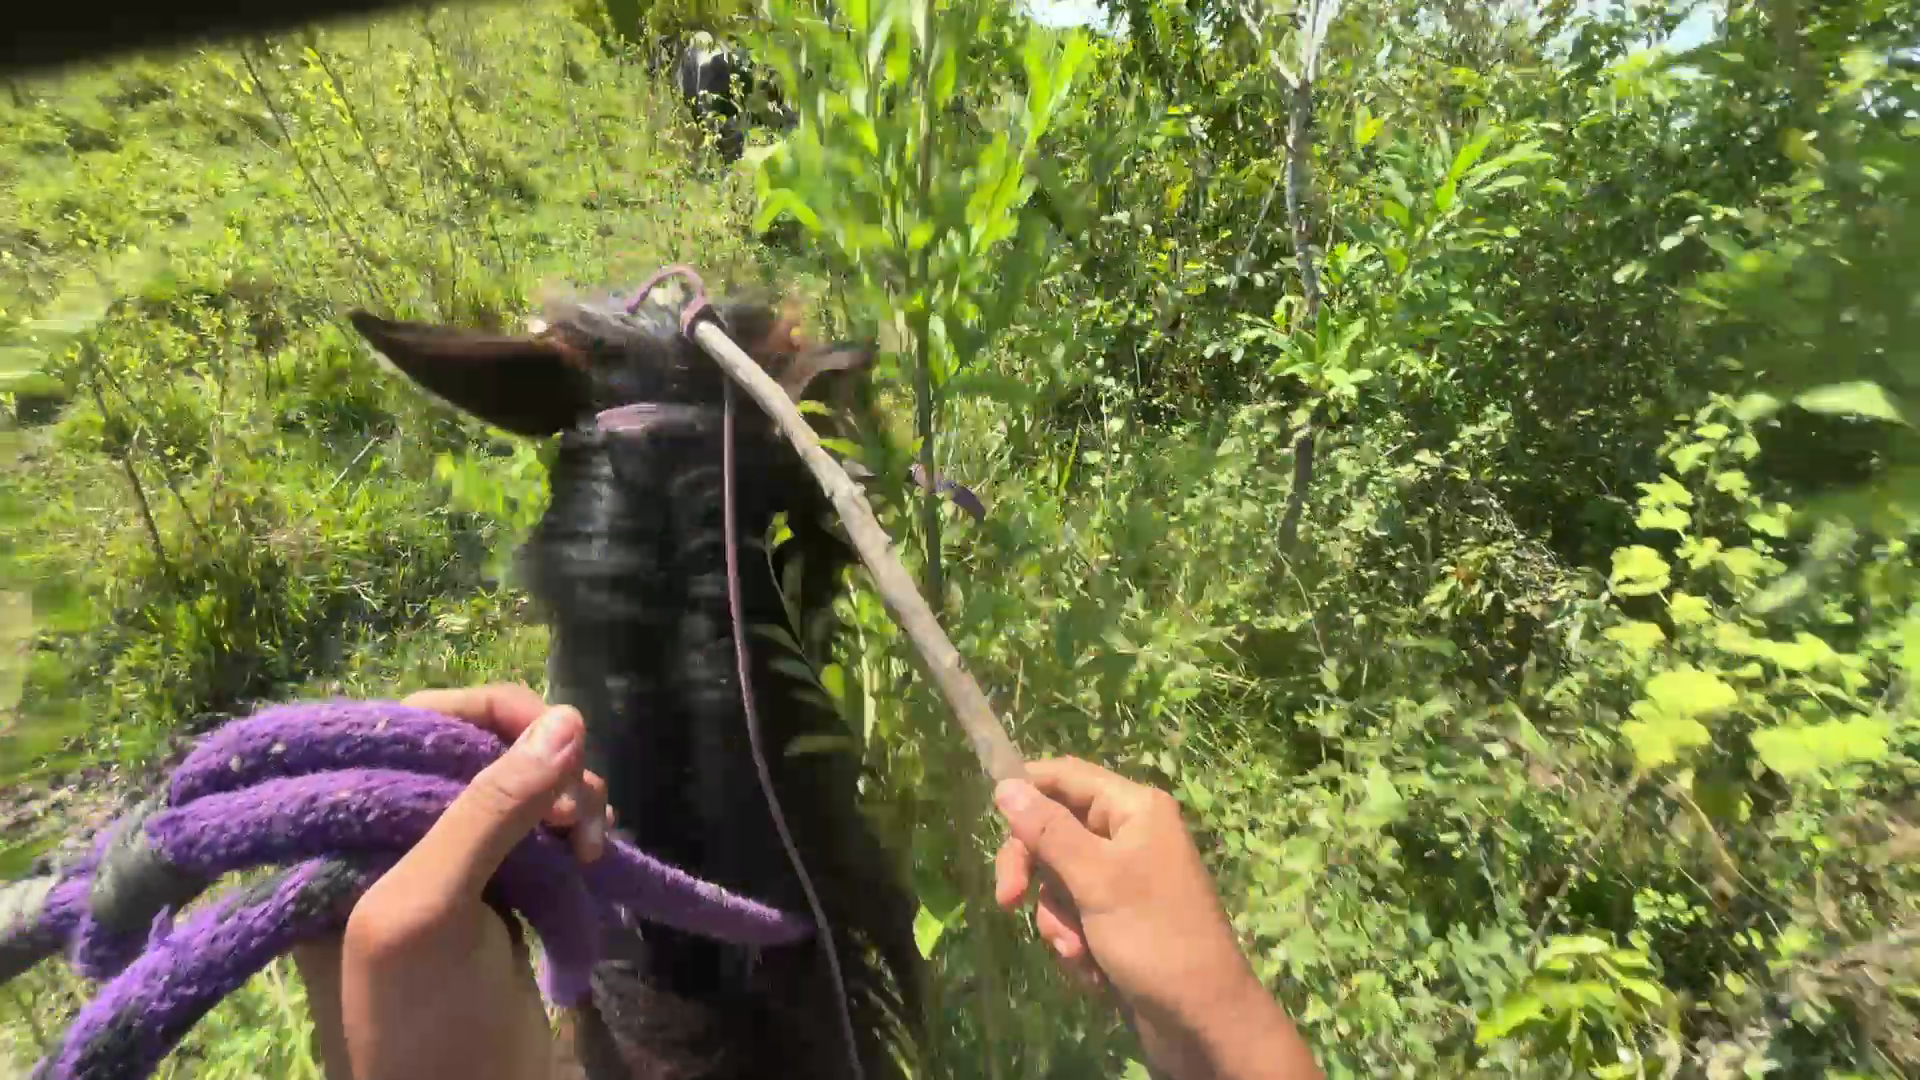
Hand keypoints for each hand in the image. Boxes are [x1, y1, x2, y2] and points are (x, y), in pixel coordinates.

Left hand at [294, 683, 609, 1079]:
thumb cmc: (416, 1018)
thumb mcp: (429, 908)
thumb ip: (487, 810)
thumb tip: (569, 718)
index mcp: (347, 822)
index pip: (420, 718)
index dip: (494, 713)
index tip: (555, 741)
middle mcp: (399, 825)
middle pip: (489, 743)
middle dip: (547, 763)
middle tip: (578, 815)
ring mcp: (458, 851)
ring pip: (531, 777)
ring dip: (575, 796)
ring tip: (594, 845)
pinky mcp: (506, 875)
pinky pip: (552, 816)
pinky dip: (584, 823)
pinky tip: (598, 852)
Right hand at [993, 758, 1320, 1079]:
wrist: (1207, 1026)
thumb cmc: (1155, 938)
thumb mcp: (1095, 878)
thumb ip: (1047, 829)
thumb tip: (1004, 785)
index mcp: (1133, 808)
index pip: (1065, 775)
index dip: (1027, 788)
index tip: (991, 815)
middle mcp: (1128, 832)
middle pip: (1055, 827)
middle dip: (1034, 869)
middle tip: (1007, 900)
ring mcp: (1125, 874)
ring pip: (1059, 875)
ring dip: (1057, 916)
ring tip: (1076, 950)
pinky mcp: (1119, 914)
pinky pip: (1075, 909)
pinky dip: (1073, 937)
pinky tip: (1091, 968)